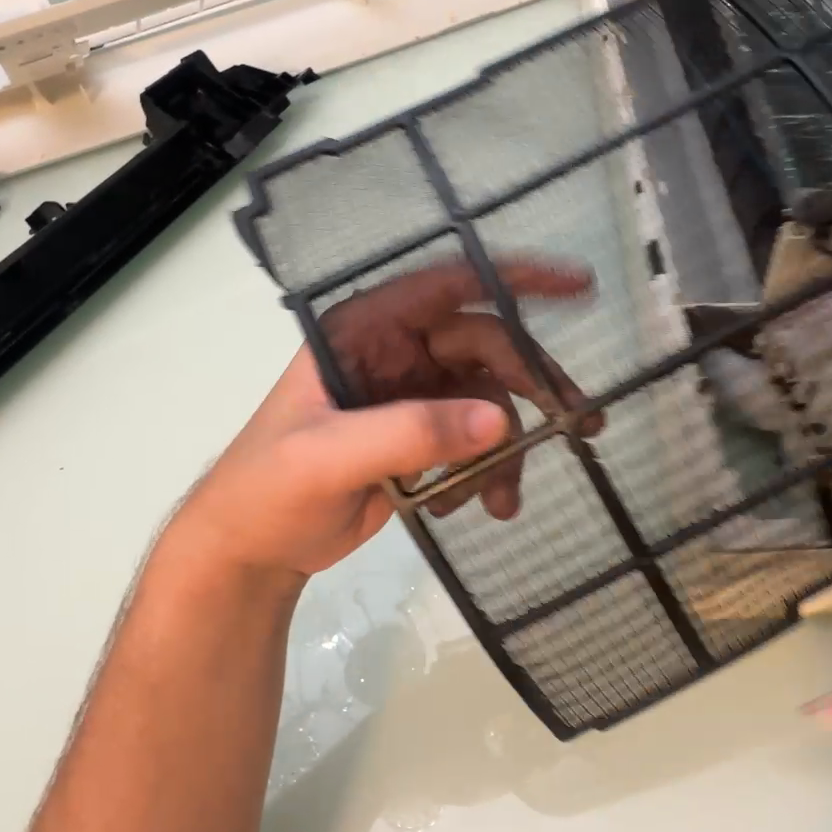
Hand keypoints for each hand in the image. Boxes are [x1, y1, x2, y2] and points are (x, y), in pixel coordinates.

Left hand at [168, 259, 595, 578]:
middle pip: (489, 348)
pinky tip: (468, 508)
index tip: (577, 285)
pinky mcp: (426, 438)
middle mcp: (399, 352)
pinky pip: (480, 442)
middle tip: (581, 422)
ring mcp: (415, 395)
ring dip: (510, 450)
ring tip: (505, 503)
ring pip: (492, 401)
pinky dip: (487, 474)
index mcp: (367, 331)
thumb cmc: (267, 490)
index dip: (513, 279)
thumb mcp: (327, 458)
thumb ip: (409, 433)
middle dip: (536, 385)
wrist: (251, 551)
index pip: (448, 286)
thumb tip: (499, 422)